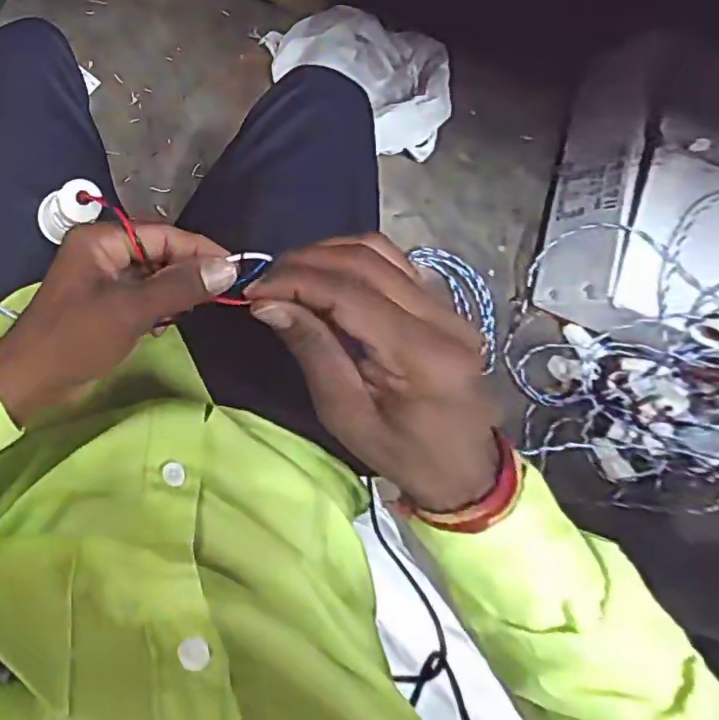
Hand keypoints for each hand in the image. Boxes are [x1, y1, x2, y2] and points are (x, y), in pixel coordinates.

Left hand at [0, 222, 232, 425]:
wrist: (31, 379)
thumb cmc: (75, 338)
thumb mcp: (131, 310)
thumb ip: (179, 286)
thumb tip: (227, 268)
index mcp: (99, 240)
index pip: (161, 234)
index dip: (199, 249)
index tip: (234, 267)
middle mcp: (100, 250)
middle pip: (158, 251)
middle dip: (187, 270)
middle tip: (222, 290)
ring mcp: (101, 277)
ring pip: (152, 274)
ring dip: (174, 290)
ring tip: (195, 307)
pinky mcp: (104, 301)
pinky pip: (141, 293)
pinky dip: (158, 305)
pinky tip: (166, 322)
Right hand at [244, 234, 498, 511]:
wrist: (465, 469)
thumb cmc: (400, 451)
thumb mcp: (343, 412)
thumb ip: (311, 348)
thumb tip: (266, 303)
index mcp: (420, 354)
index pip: (348, 292)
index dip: (294, 281)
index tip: (253, 290)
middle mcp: (442, 318)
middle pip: (363, 261)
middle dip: (303, 263)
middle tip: (264, 281)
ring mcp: (448, 306)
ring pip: (377, 250)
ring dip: (325, 253)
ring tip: (289, 275)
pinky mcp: (444, 302)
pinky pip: (391, 260)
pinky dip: (349, 257)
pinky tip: (324, 275)